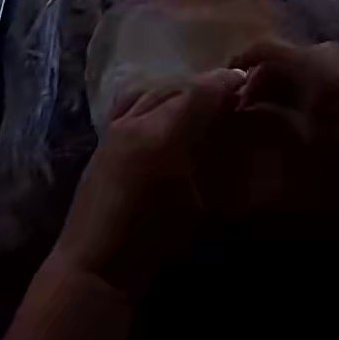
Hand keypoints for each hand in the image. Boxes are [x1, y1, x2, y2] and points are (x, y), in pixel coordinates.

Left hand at [49, 67, 246, 297]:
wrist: (95, 262)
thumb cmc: (155, 243)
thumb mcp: (201, 209)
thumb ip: (217, 169)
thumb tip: (231, 143)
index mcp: (163, 135)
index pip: (198, 94)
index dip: (223, 83)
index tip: (242, 77)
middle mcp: (137, 123)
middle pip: (173, 89)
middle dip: (202, 87)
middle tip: (225, 90)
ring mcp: (115, 129)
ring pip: (149, 93)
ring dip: (175, 91)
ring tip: (195, 98)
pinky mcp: (102, 141)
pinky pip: (128, 105)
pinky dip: (150, 100)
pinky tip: (159, 112)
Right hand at [220, 40, 338, 219]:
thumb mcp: (308, 148)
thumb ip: (272, 127)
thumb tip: (245, 117)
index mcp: (308, 64)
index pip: (260, 49)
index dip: (236, 63)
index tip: (219, 84)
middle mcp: (326, 54)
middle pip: (278, 57)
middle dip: (256, 79)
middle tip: (239, 105)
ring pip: (299, 67)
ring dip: (279, 86)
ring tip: (264, 114)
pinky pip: (319, 76)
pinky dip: (300, 91)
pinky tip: (298, 118)